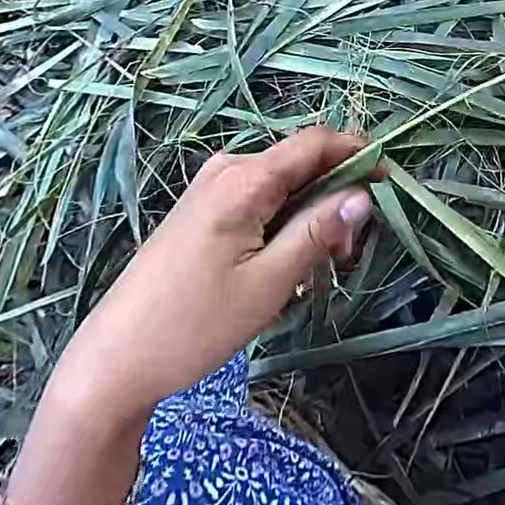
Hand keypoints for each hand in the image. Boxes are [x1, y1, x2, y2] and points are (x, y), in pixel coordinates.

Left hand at [8, 126, 375, 504]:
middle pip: (301, 165)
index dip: (359, 154)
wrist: (113, 362)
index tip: (391, 182)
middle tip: (348, 255)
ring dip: (311, 216)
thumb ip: (318, 230)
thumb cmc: (194, 325)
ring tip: (317, 270)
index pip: (316, 143)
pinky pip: (260, 200)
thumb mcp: (269, 282)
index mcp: (243, 179)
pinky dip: (285, 224)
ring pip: (283, 186)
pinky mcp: (205, 208)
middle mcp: (228, 169)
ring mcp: (212, 187)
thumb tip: (364, 194)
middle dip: (335, 198)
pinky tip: (287, 265)